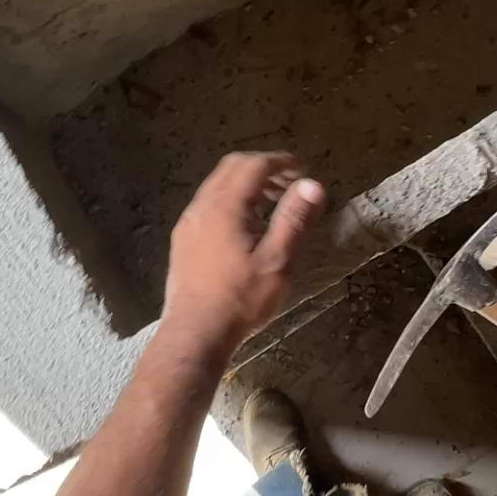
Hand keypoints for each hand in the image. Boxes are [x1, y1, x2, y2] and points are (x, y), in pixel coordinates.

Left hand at [157, 152, 326, 357]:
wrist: (195, 333)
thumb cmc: (241, 299)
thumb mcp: (278, 261)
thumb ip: (294, 220)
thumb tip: (313, 185)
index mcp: (225, 206)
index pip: (253, 165)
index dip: (280, 162)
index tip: (302, 168)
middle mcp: (202, 207)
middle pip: (232, 168)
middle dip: (263, 168)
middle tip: (289, 182)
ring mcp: (189, 223)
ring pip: (218, 186)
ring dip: (246, 185)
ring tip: (272, 204)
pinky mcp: (183, 240)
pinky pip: (208, 205)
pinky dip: (231, 201)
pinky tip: (246, 228)